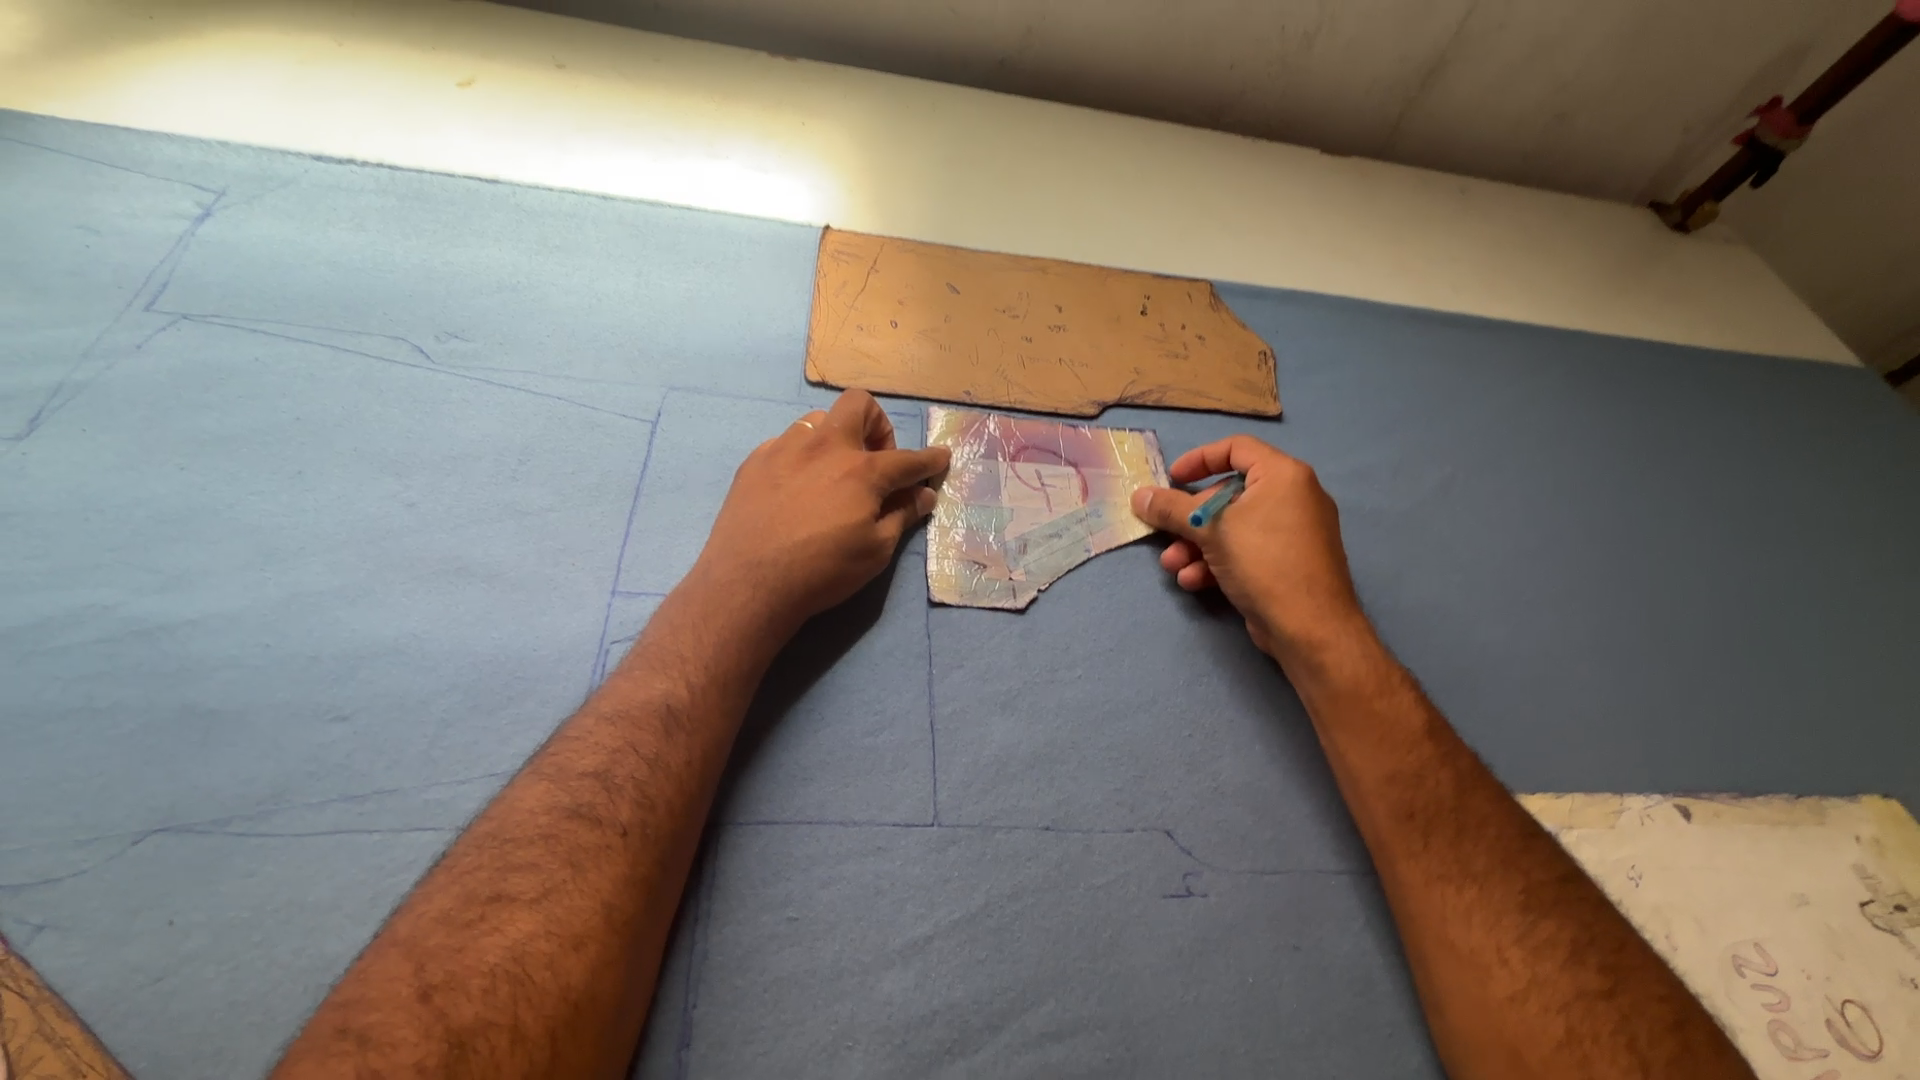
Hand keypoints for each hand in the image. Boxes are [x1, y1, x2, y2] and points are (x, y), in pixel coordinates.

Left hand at [693, 390, 948, 634]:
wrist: (748, 583)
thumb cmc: (821, 571)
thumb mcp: (875, 551)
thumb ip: (902, 516)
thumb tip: (923, 495)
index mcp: (862, 470)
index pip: (907, 458)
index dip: (930, 460)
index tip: (940, 458)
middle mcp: (825, 447)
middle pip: (858, 405)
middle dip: (877, 425)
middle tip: (875, 461)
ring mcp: (785, 448)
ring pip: (819, 421)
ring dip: (836, 440)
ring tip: (832, 475)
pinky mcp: (755, 461)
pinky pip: (786, 443)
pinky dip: (802, 458)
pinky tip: (796, 491)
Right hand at [1131, 436, 1368, 665]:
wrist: (1309, 626)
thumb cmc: (1263, 561)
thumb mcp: (1210, 529)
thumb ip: (1171, 509)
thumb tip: (1138, 496)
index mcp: (1283, 475)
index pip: (1236, 448)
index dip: (1199, 459)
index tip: (1172, 479)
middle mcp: (1292, 497)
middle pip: (1227, 494)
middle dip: (1189, 519)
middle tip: (1165, 534)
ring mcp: (1291, 532)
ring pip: (1232, 527)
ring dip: (1196, 545)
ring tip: (1174, 567)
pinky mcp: (1286, 563)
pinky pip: (1245, 550)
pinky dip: (1217, 561)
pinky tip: (1195, 581)